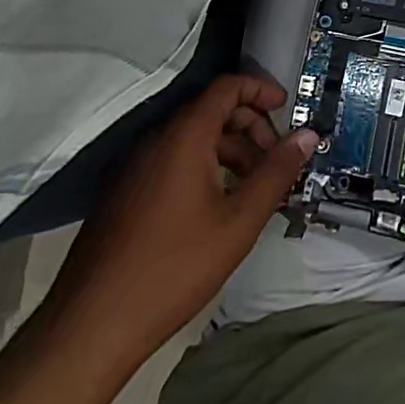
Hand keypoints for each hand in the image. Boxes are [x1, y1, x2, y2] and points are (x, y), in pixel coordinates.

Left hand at [0, 76, 312, 403]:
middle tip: (275, 164)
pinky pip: (173, 158)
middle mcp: (157, 137)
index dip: (259, 90)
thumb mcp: (238, 221)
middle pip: (211, 110)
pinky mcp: (127, 186)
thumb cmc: (175, 266)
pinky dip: (204, 166)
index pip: (225, 87)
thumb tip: (308, 135)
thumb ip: (275, 173)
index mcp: (184, 135)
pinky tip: (218, 205)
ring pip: (192, 137)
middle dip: (250, 127)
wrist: (96, 316)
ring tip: (253, 190)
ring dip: (229, 151)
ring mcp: (137, 161)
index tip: (287, 109)